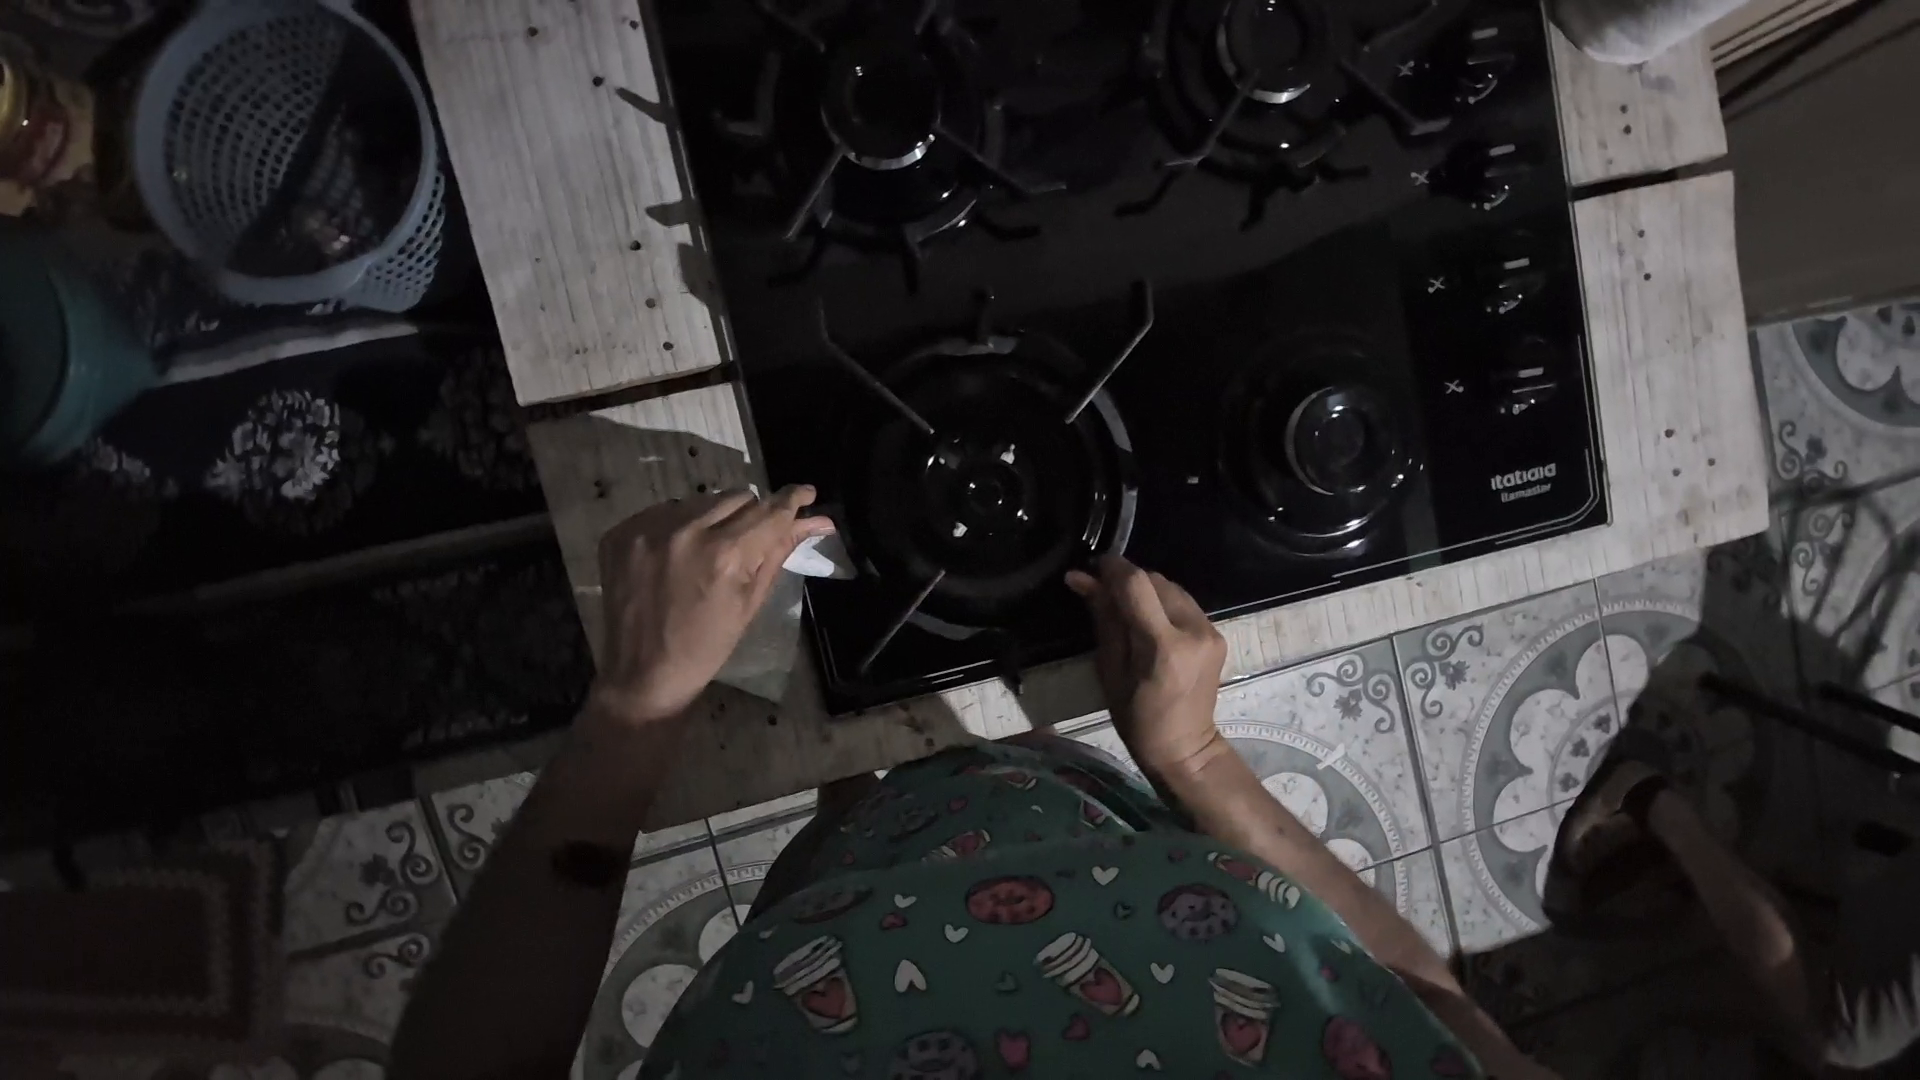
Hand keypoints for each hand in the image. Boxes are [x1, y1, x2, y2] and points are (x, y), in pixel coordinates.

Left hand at [592, 485, 833, 724]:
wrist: (642, 674)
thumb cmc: (707, 646)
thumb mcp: (751, 601)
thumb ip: (779, 551)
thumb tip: (816, 520)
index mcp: (724, 554)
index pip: (770, 511)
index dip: (793, 499)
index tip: (807, 493)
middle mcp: (686, 531)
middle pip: (738, 497)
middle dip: (753, 514)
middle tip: (752, 541)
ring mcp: (647, 529)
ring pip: (702, 500)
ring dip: (716, 518)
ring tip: (711, 550)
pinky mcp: (622, 532)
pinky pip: (667, 510)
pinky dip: (681, 525)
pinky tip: (680, 554)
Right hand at [1065, 555, 1227, 778]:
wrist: (1185, 747)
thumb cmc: (1137, 718)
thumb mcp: (1110, 669)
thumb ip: (1102, 618)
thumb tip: (1081, 578)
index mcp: (1163, 645)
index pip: (1137, 584)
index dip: (1112, 568)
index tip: (1091, 567)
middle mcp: (1193, 630)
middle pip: (1155, 580)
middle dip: (1127, 579)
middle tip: (1102, 591)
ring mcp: (1210, 630)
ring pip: (1171, 587)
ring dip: (1145, 589)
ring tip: (1124, 607)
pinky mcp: (1217, 633)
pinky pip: (1183, 602)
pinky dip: (1161, 602)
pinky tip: (1148, 619)